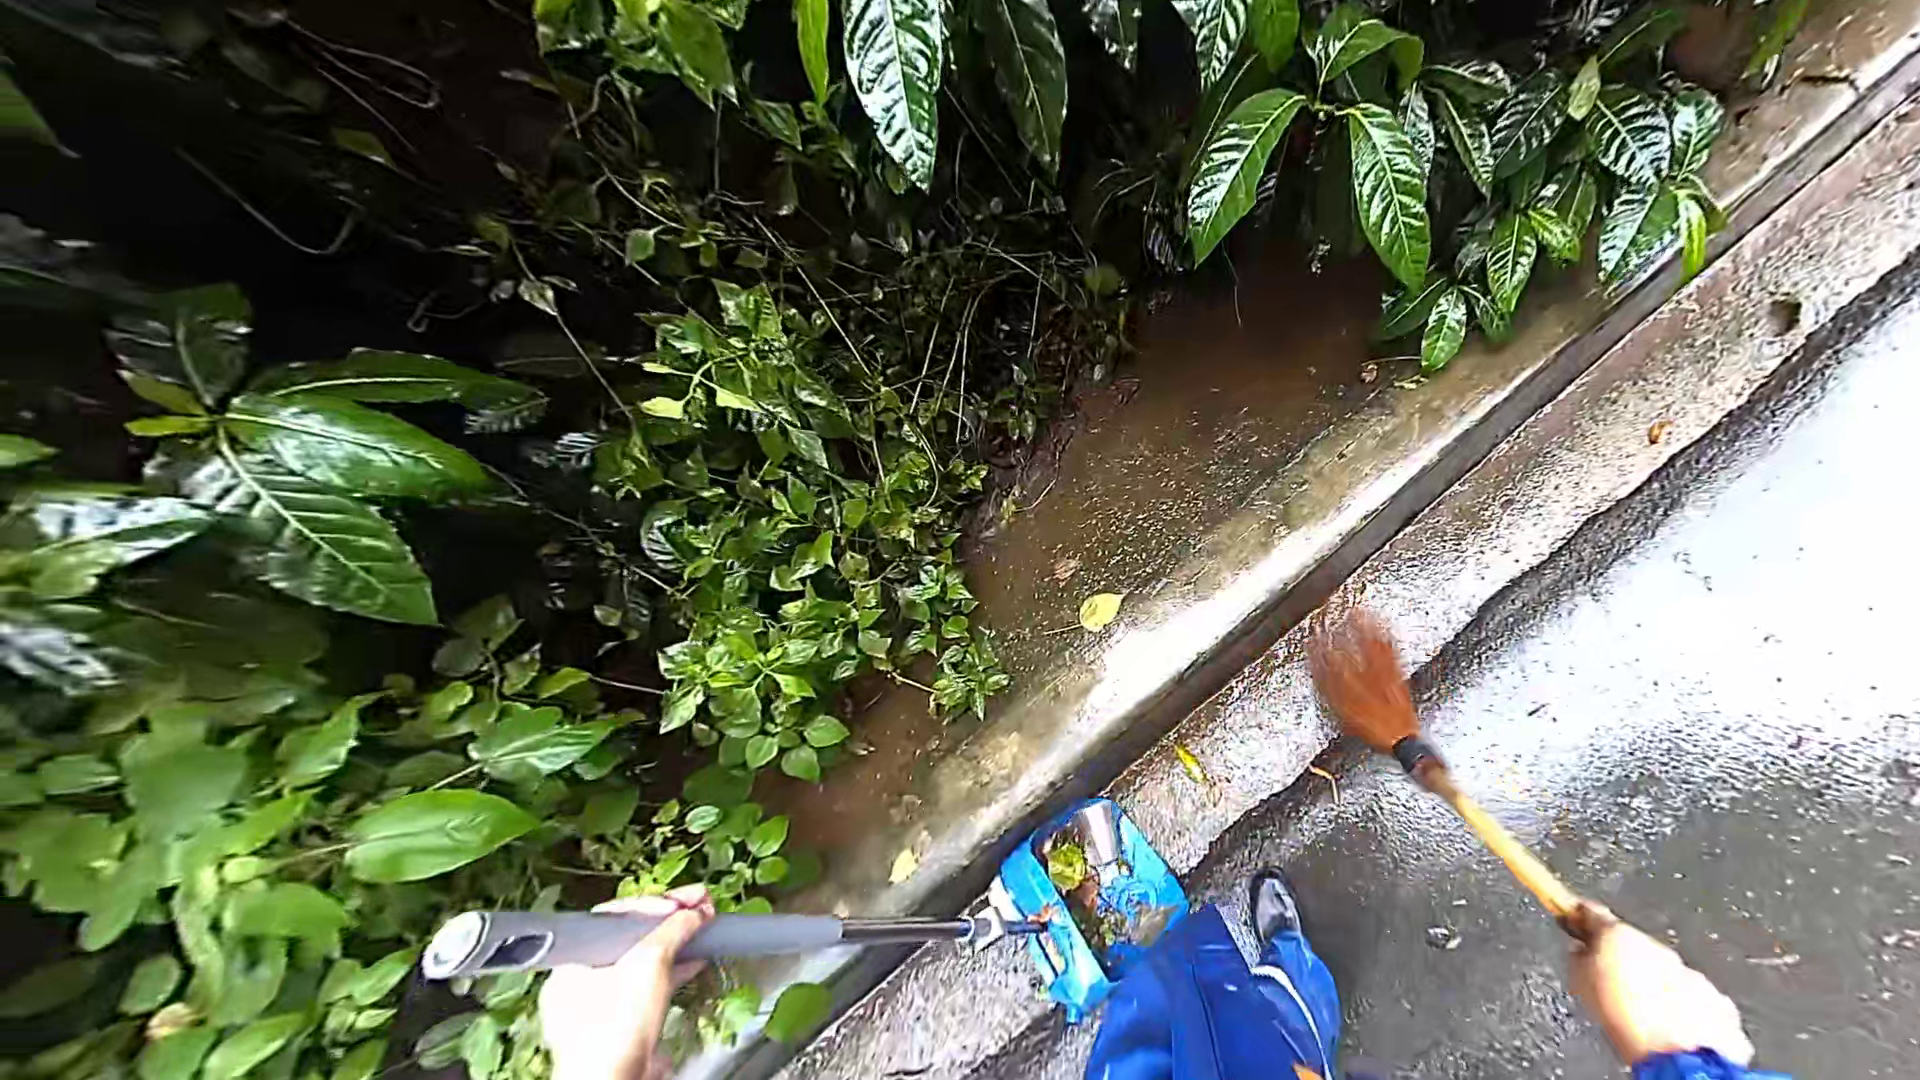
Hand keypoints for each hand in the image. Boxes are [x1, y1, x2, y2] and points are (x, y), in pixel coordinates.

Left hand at [538, 886, 715, 1079]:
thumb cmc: (618, 1024)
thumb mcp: (650, 961)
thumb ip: (675, 928)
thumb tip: (696, 912)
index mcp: (573, 965)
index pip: (614, 917)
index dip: (651, 905)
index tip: (679, 902)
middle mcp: (581, 983)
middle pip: (632, 937)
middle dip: (670, 919)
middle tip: (699, 903)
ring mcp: (600, 1007)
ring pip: (643, 961)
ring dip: (677, 941)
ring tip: (705, 923)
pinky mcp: (621, 1027)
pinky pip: (649, 986)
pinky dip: (673, 970)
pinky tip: (697, 958)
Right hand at [1566, 903, 1753, 1067]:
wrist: (1679, 1059)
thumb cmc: (1622, 1016)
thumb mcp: (1578, 980)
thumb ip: (1578, 956)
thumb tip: (1582, 951)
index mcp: (1620, 934)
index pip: (1592, 912)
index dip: (1578, 916)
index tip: (1571, 920)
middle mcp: (1659, 948)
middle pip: (1634, 944)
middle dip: (1623, 957)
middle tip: (1610, 979)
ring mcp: (1693, 976)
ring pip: (1666, 972)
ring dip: (1654, 982)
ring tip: (1644, 1010)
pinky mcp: (1721, 1005)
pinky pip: (1695, 997)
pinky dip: (1682, 1005)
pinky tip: (1671, 1025)